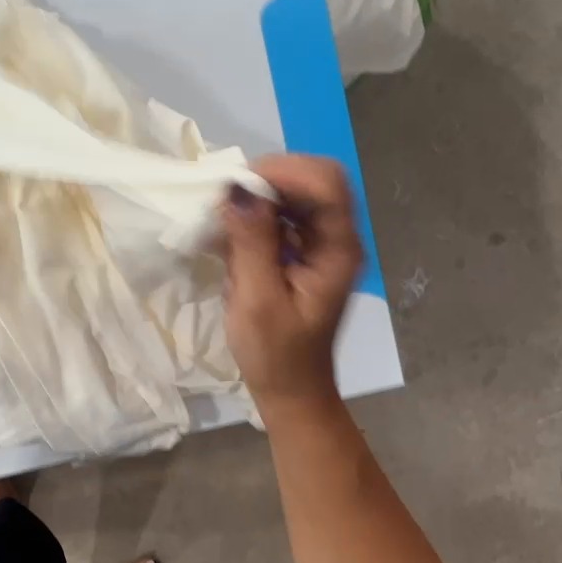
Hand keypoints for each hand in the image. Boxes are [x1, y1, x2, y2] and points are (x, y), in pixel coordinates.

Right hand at [220, 155, 362, 407]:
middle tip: (227, 195)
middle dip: (270, 178)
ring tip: (223, 211)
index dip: (282, 172)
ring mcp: (321, 245)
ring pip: (298, 194)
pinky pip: (284, 216)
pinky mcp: (302, 253)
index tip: (235, 186)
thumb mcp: (257, 300)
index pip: (324, 184)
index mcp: (338, 250)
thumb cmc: (275, 354)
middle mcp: (337, 238)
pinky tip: (230, 230)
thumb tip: (238, 189)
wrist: (289, 390)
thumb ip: (251, 242)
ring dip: (260, 194)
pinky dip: (257, 213)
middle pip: (315, 179)